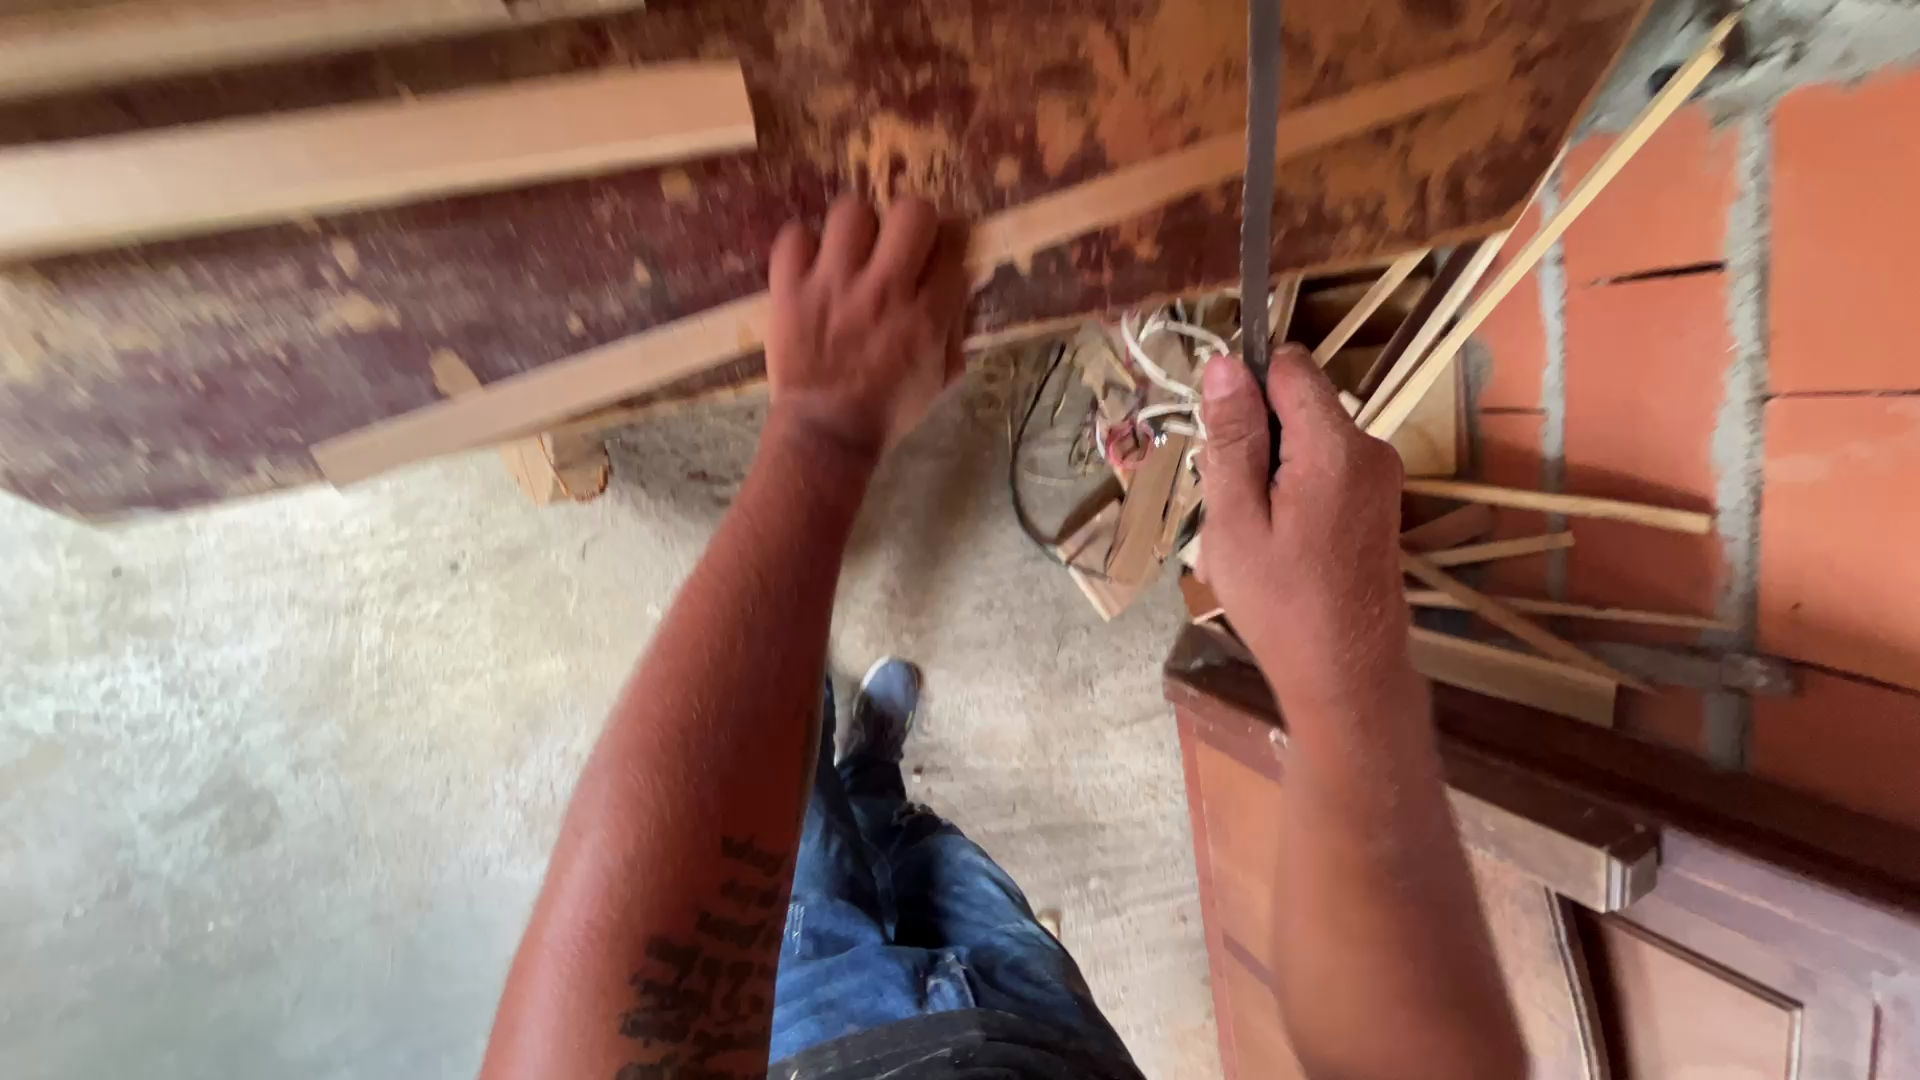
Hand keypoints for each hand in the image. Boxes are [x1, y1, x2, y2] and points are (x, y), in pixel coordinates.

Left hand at [763, 195, 970, 460]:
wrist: (827, 432)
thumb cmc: (887, 411)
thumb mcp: (938, 380)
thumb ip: (952, 332)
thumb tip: (956, 292)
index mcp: (926, 315)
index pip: (953, 247)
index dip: (948, 246)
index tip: (937, 257)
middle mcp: (885, 290)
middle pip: (913, 212)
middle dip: (912, 224)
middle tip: (899, 247)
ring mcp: (834, 285)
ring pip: (852, 212)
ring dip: (856, 231)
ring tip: (851, 255)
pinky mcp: (791, 289)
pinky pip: (795, 237)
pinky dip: (803, 249)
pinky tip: (812, 269)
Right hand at [1199, 345, 1414, 709]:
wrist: (1344, 673)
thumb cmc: (1279, 603)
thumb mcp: (1235, 519)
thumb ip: (1231, 439)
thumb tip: (1224, 364)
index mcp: (1334, 447)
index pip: (1288, 366)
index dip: (1244, 386)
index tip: (1217, 439)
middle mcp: (1369, 449)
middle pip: (1293, 405)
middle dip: (1249, 440)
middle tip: (1227, 505)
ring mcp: (1378, 477)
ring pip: (1301, 441)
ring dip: (1262, 472)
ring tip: (1246, 534)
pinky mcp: (1375, 501)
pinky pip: (1319, 471)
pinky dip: (1285, 493)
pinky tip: (1271, 544)